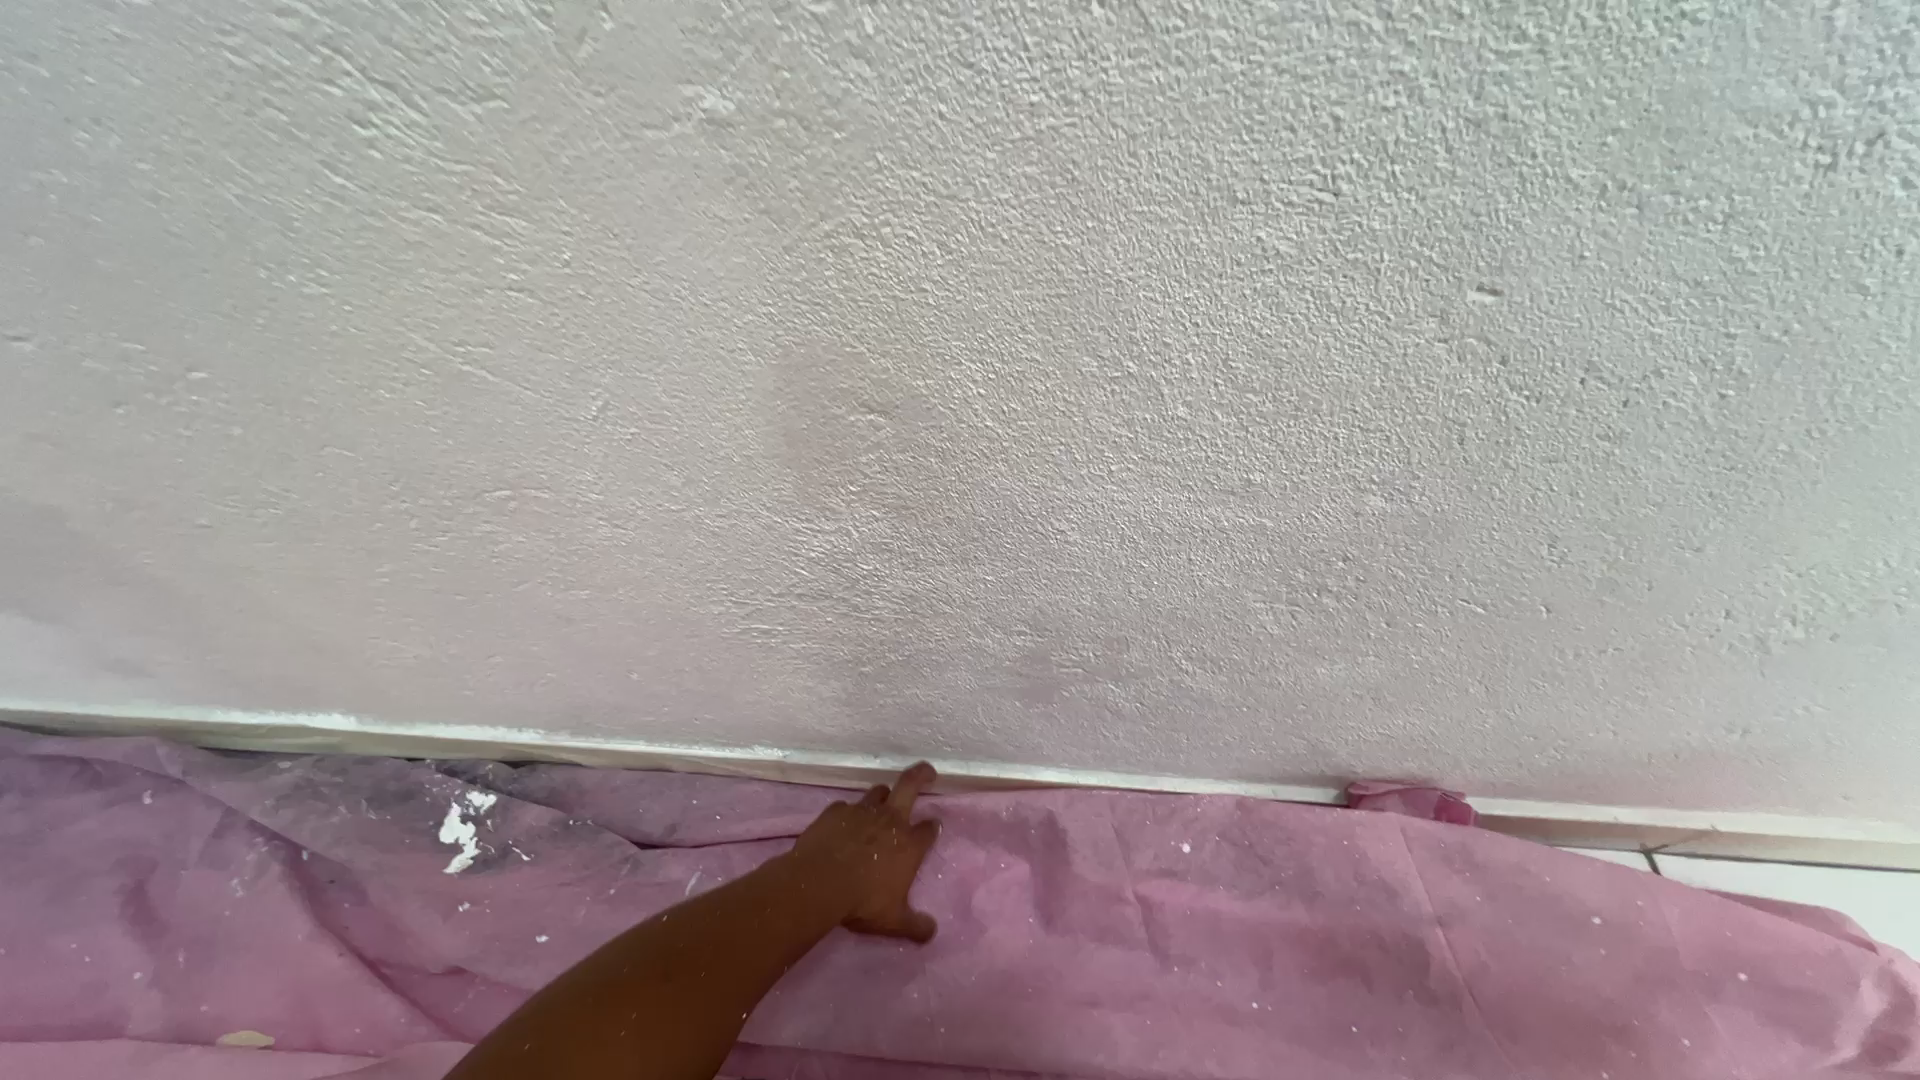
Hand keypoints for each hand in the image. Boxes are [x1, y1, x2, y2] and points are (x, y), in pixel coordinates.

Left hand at [790, 762, 941, 942]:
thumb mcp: (893, 921)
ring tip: (881, 802)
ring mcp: (862, 812)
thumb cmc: (863, 901)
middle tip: (928, 771)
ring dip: (882, 796)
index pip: (928, 829)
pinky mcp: (836, 812)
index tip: (932, 827)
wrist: (819, 883)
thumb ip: (915, 926)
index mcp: (909, 844)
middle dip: (922, 775)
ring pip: (878, 792)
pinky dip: (847, 814)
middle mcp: (890, 820)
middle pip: (910, 785)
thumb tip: (932, 932)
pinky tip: (842, 824)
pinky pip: (845, 807)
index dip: (932, 827)